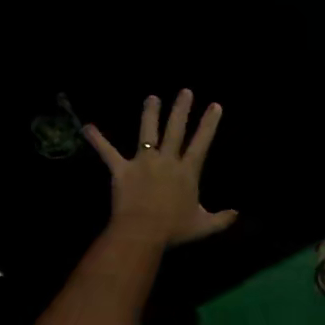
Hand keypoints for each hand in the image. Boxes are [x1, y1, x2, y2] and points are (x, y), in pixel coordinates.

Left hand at [82, 90, 237, 247]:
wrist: (142, 232)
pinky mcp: (122, 170)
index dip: (209, 123)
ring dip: (149, 113)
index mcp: (187, 171)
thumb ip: (222, 219)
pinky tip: (87, 127)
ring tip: (152, 98)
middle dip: (181, 108)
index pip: (202, 142)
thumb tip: (237, 213)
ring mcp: (143, 162)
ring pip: (147, 131)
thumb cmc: (174, 230)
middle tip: (185, 91)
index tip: (215, 105)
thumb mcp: (203, 226)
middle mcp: (166, 160)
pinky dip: (97, 140)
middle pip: (175, 129)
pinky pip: (108, 152)